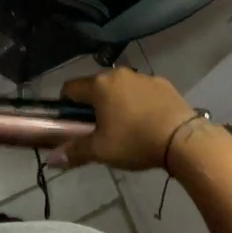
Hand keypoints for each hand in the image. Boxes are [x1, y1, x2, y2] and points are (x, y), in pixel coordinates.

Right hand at [49, 68, 204, 171]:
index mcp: (99, 85)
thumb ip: (75, 151)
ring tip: (124, 127)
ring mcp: (142, 76)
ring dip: (117, 101)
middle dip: (93, 104)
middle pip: (96, 86)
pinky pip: (142, 90)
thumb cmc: (134, 141)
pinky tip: (146, 121)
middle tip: (98, 129)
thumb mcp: (101, 150)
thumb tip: (50, 159)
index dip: (66, 103)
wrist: (180, 138)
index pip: (71, 87)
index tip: (71, 121)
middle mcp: (118, 73)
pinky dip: (138, 102)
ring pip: (120, 87)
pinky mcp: (162, 82)